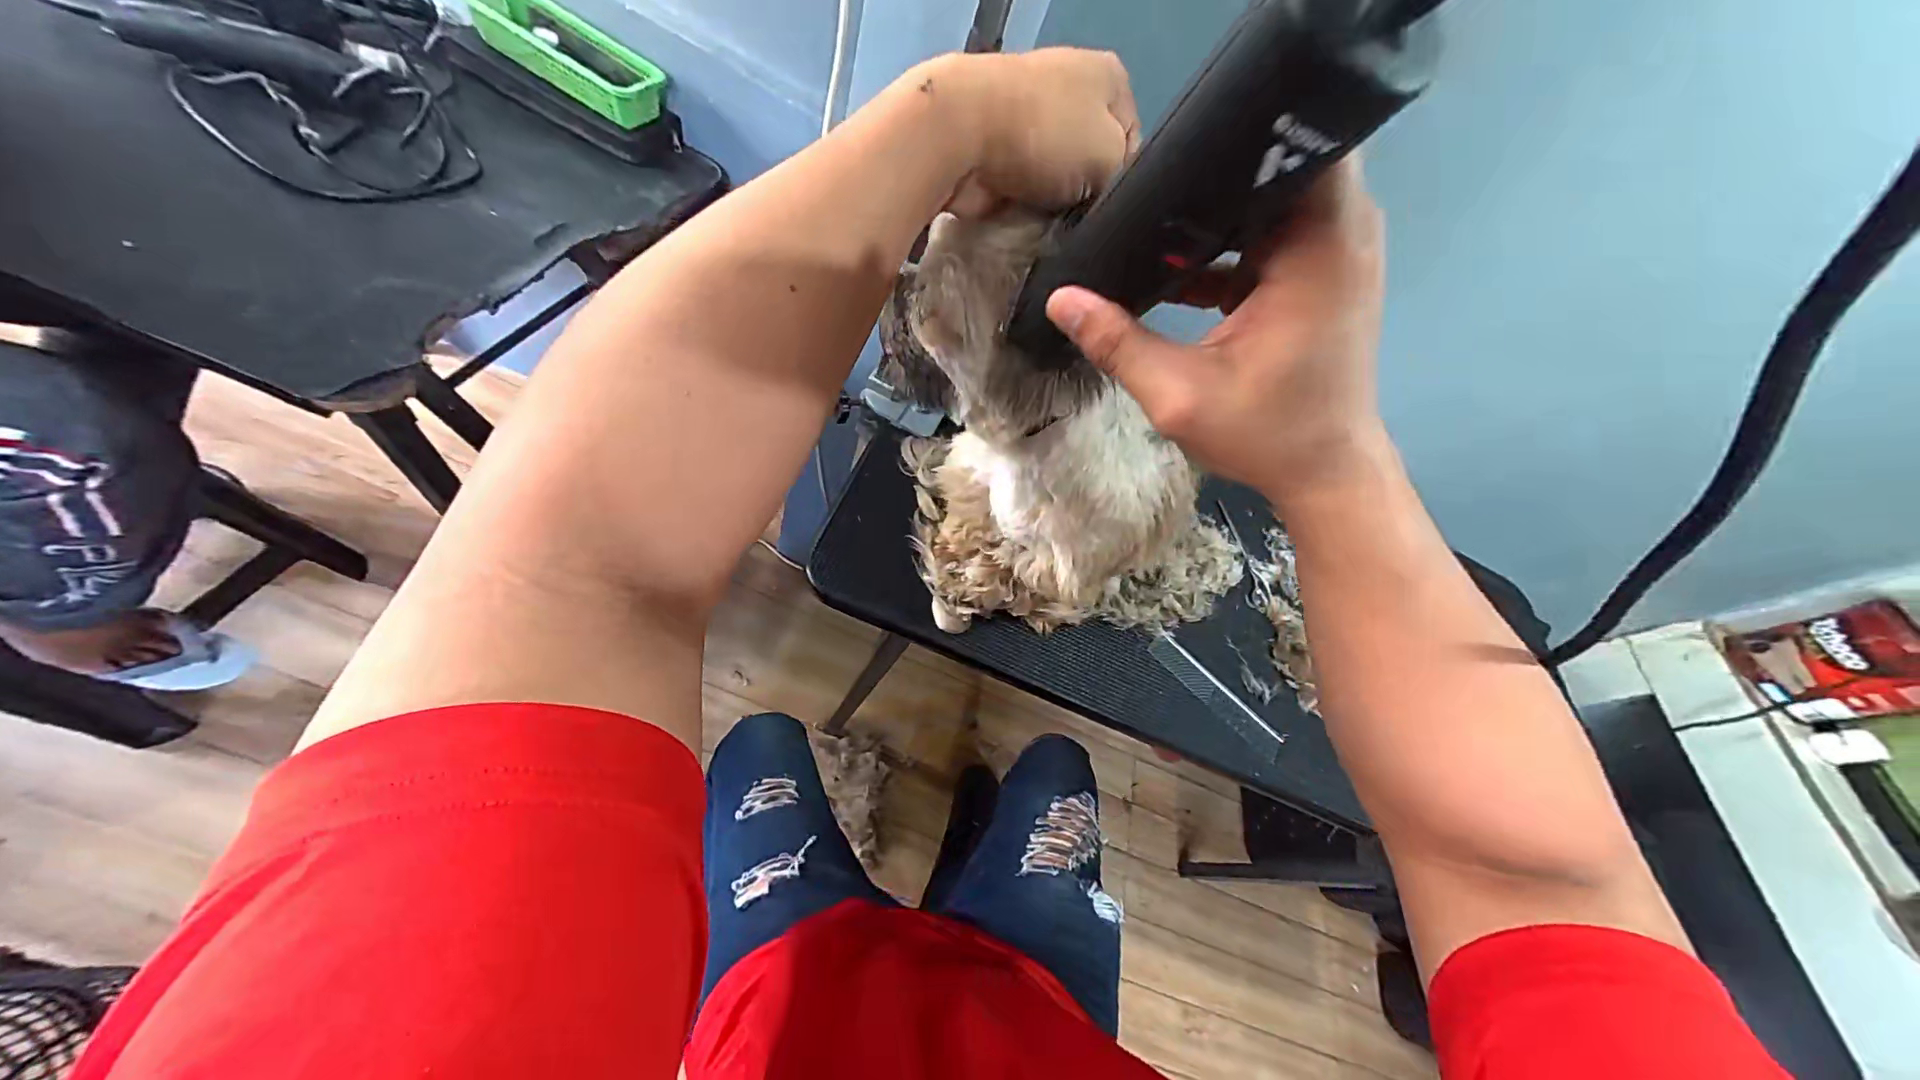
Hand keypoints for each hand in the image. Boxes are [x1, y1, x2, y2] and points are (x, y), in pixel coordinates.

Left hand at [923, 49, 1139, 215]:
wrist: (962, 135)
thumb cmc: (1047, 135)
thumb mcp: (1112, 154)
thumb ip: (1123, 177)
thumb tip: (1104, 198)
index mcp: (1107, 77)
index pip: (1133, 143)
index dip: (1125, 182)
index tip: (1109, 208)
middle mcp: (1069, 92)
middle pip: (1091, 166)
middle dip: (1085, 198)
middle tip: (1079, 222)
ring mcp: (1028, 122)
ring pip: (1056, 185)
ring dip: (1053, 211)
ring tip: (1051, 227)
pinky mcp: (997, 152)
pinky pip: (1023, 195)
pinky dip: (1024, 213)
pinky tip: (1025, 226)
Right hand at [1044, 159, 1388, 505]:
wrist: (1323, 473)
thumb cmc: (1265, 435)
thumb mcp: (1178, 395)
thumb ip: (1117, 343)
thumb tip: (1059, 299)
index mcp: (1319, 246)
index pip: (1289, 143)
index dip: (1229, 137)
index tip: (1167, 151)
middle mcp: (1340, 231)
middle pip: (1274, 165)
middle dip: (1210, 175)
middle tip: (1144, 187)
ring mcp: (1333, 251)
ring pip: (1269, 199)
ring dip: (1215, 212)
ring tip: (1151, 221)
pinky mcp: (1317, 274)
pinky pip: (1269, 235)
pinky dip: (1226, 245)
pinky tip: (1175, 264)